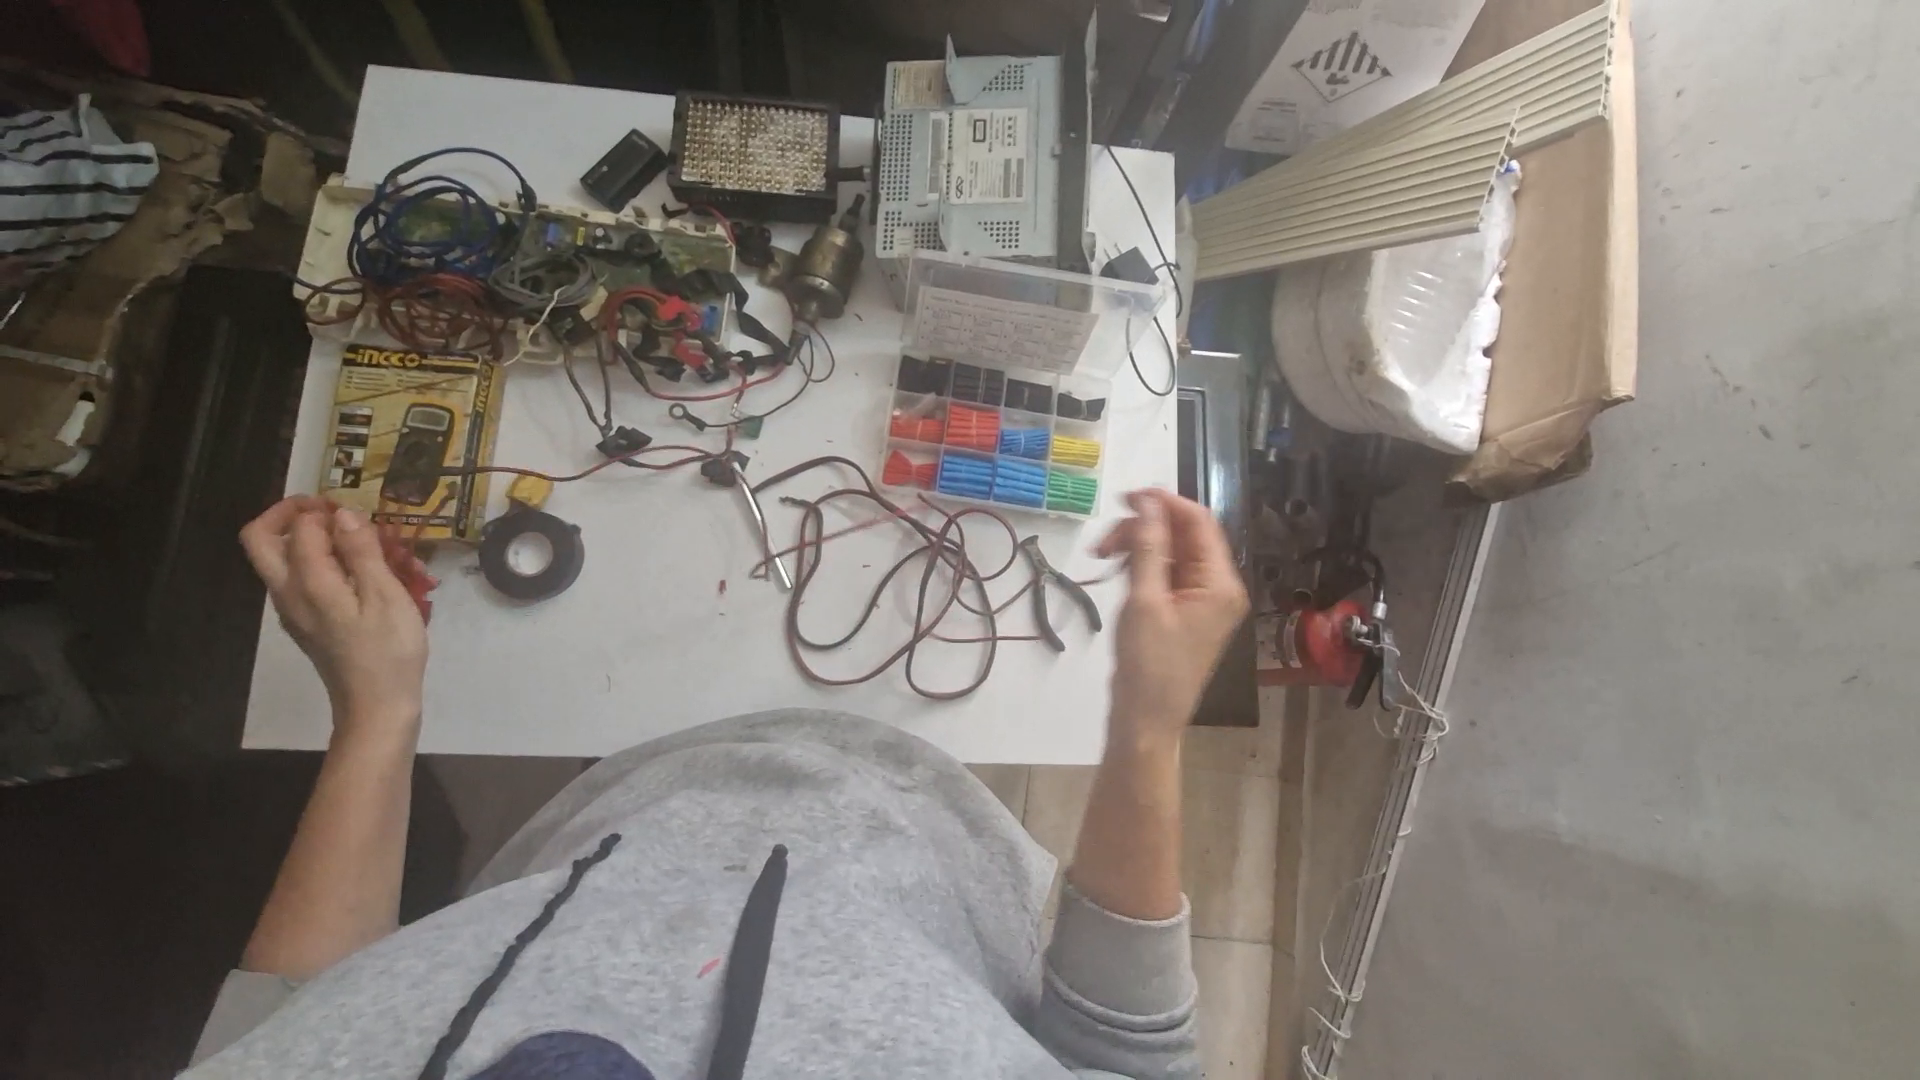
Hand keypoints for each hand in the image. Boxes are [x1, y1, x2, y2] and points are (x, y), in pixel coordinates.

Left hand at [240, 497, 428, 746]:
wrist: (378, 703)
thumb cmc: (388, 649)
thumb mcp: (385, 596)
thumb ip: (361, 553)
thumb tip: (342, 515)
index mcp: (307, 582)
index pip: (301, 528)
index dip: (326, 511)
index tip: (360, 509)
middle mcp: (288, 592)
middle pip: (262, 540)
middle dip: (292, 516)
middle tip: (333, 510)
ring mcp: (294, 609)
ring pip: (283, 559)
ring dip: (314, 540)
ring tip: (367, 544)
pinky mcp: (309, 622)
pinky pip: (302, 580)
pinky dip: (326, 565)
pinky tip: (367, 575)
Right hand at [1095, 489, 1249, 745]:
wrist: (1145, 720)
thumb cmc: (1148, 664)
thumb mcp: (1144, 601)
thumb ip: (1148, 546)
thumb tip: (1148, 502)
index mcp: (1220, 583)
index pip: (1198, 522)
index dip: (1163, 502)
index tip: (1124, 498)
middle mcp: (1217, 586)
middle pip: (1182, 535)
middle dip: (1143, 529)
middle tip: (1102, 542)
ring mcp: (1200, 600)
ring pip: (1169, 553)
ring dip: (1136, 546)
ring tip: (1102, 557)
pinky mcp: (1182, 612)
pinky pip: (1163, 574)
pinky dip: (1139, 566)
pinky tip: (1115, 572)